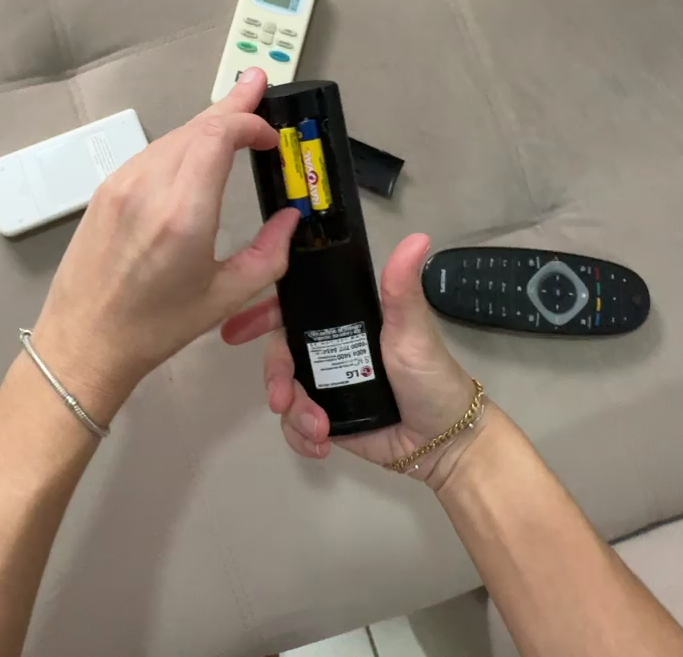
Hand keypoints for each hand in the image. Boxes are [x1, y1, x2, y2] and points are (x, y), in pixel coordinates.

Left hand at [33, 69, 301, 419]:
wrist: (82, 342)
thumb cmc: (155, 327)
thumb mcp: (224, 296)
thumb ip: (270, 253)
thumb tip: (291, 218)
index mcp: (182, 213)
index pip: (217, 135)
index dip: (248, 121)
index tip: (270, 134)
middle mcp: (148, 187)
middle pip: (196, 126)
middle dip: (232, 106)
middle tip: (258, 86)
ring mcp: (121, 183)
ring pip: (172, 135)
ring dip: (206, 125)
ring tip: (234, 117)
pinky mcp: (105, 189)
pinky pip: (151, 153)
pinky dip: (181, 144)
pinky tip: (195, 150)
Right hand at [221, 233, 488, 489]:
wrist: (447, 443)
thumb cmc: (431, 376)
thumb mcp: (413, 330)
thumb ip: (402, 289)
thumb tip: (417, 237)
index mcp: (341, 321)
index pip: (293, 307)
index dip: (260, 313)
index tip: (235, 329)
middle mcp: (327, 349)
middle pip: (279, 352)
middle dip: (273, 375)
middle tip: (279, 396)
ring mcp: (324, 385)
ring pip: (283, 391)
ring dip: (293, 412)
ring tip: (319, 429)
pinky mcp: (326, 420)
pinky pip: (294, 425)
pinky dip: (300, 436)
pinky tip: (321, 445)